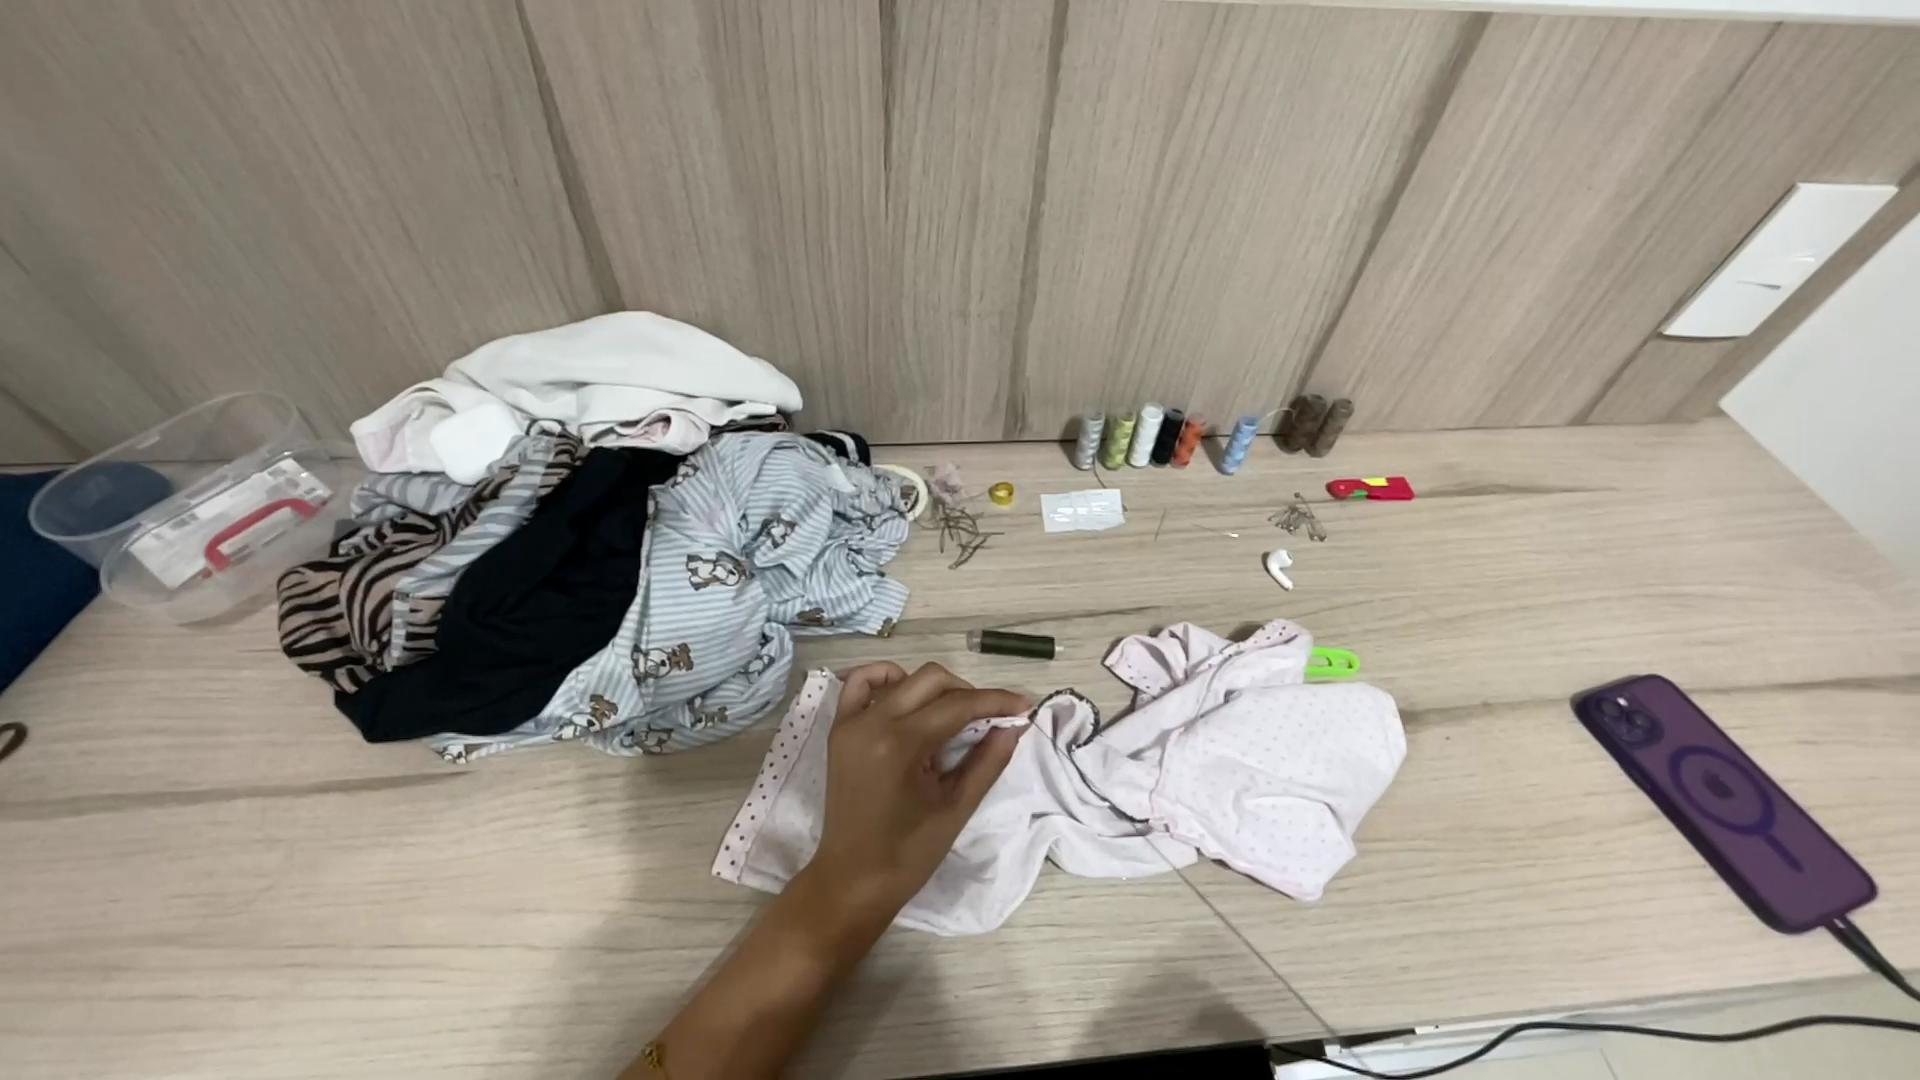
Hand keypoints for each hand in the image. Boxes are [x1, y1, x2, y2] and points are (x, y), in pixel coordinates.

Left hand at [806, 662, 1029, 917]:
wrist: (853, 879)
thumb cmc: (909, 853)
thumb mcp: (957, 807)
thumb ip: (988, 761)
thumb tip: (1015, 726)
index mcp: (901, 744)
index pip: (958, 705)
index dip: (995, 702)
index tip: (1024, 706)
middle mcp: (872, 722)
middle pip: (932, 680)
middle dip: (969, 693)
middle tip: (991, 717)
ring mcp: (851, 723)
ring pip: (902, 678)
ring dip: (934, 688)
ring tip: (954, 714)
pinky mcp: (839, 729)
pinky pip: (860, 684)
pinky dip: (886, 679)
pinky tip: (909, 697)